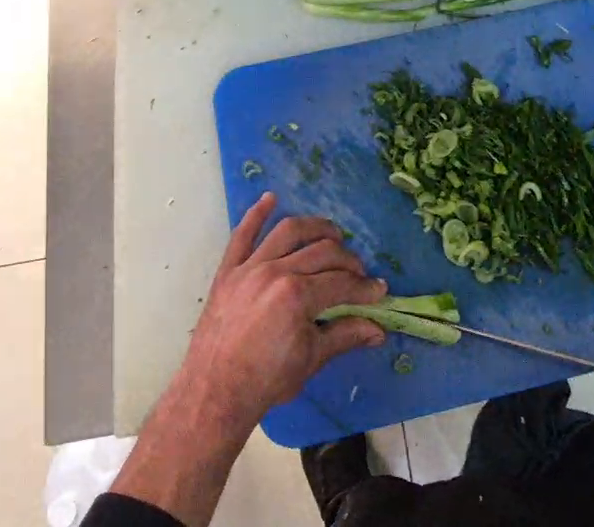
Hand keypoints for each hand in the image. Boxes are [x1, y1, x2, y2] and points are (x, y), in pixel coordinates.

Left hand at [173, 192, 388, 436]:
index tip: (380, 291)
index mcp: (298, 296)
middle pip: (322, 252)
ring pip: (287, 232)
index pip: (342, 282)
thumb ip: (345, 335)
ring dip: (314, 227)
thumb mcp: (311, 359)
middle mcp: (275, 272)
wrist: (213, 393)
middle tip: (358, 272)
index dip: (365, 287)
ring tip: (332, 234)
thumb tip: (379, 330)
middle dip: (347, 260)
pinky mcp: (228, 271)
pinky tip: (270, 199)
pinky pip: (242, 235)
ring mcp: (249, 268)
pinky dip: (256, 215)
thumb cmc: (266, 381)